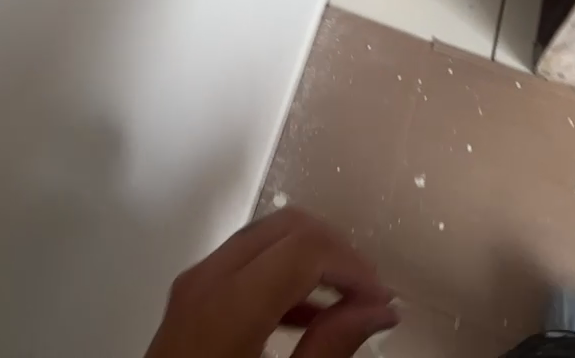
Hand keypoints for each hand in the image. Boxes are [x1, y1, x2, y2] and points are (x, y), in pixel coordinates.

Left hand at [143, 207, 398, 357]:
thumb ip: (329, 348)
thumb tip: (374, 311)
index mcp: (228, 304)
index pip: (304, 246)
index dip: (352, 264)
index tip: (381, 296)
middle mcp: (206, 278)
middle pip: (286, 227)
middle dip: (335, 251)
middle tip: (369, 293)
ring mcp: (195, 282)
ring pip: (267, 236)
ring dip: (312, 257)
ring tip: (349, 300)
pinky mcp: (193, 294)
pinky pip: (246, 260)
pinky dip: (285, 271)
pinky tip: (312, 311)